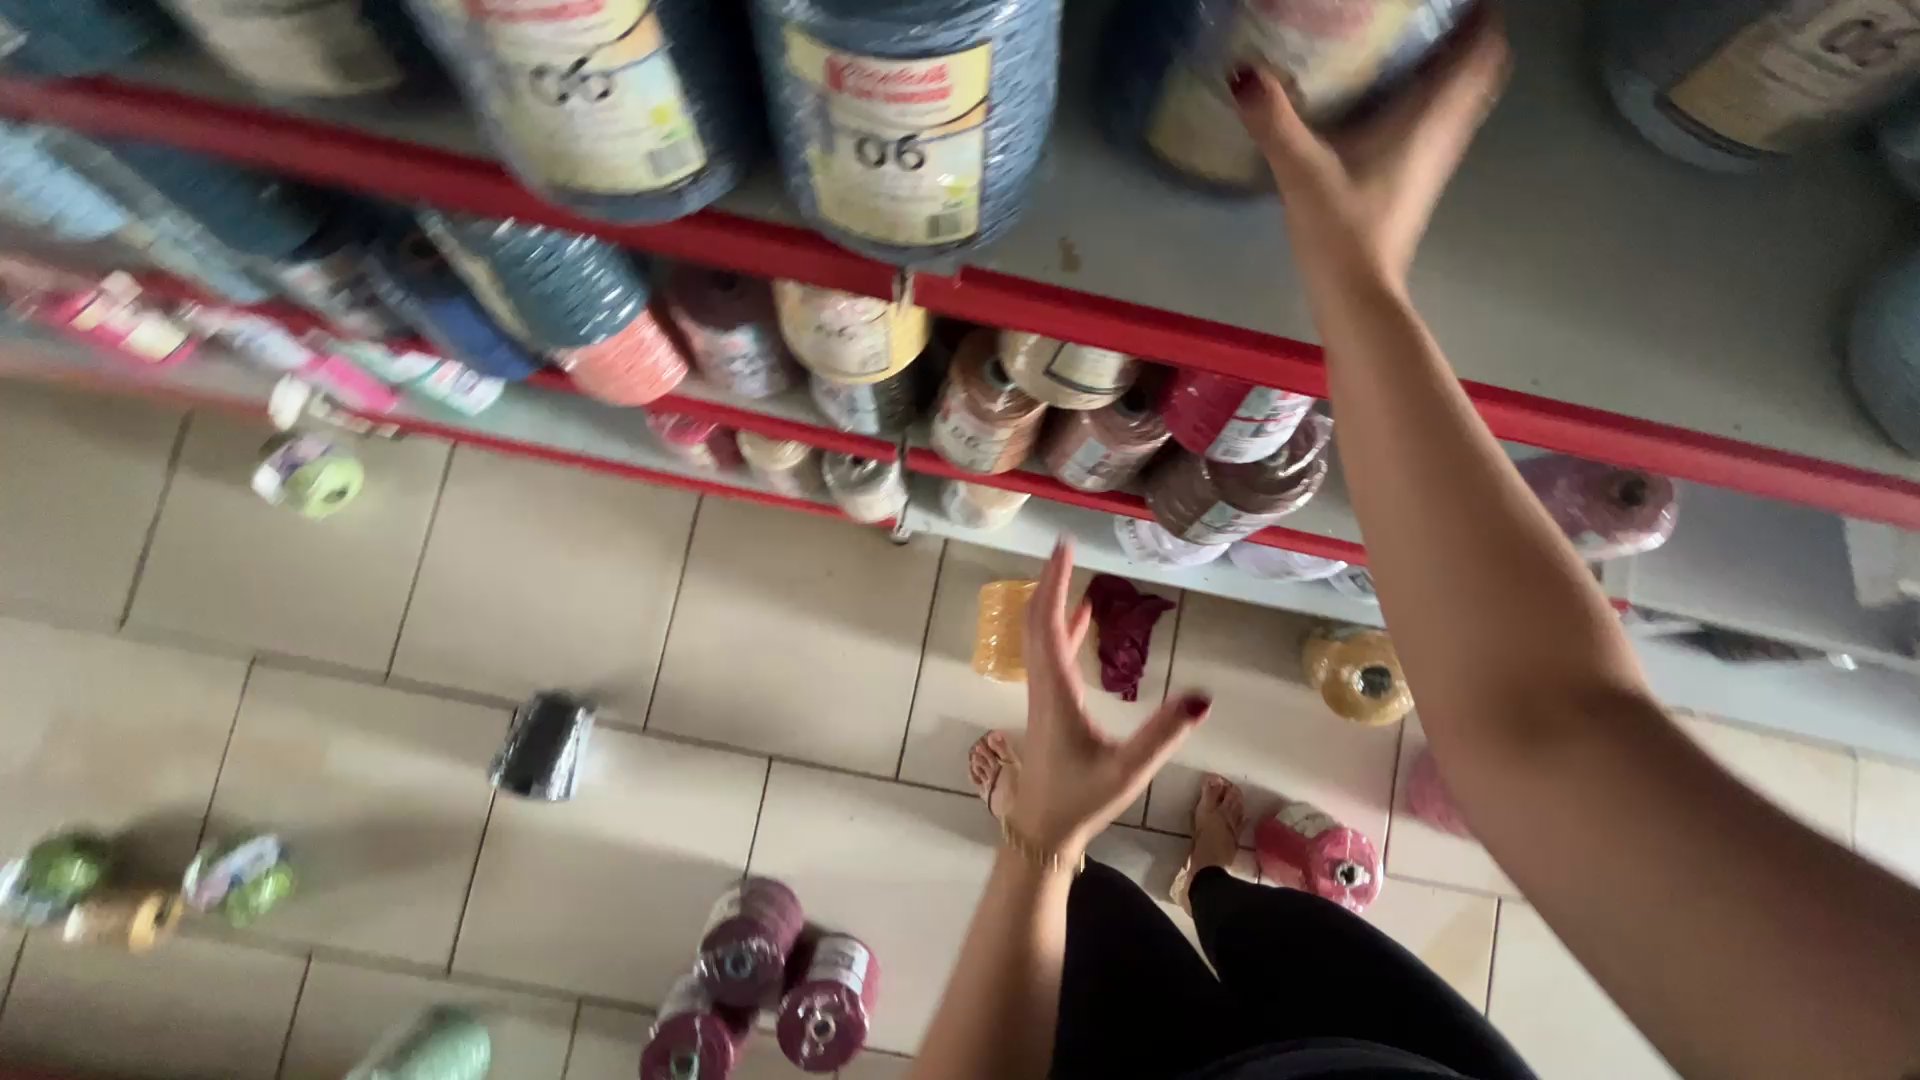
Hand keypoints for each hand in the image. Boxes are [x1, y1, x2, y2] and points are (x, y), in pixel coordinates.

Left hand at [1005, 540, 1211, 860]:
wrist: (1042, 828)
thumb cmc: (1081, 798)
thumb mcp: (1129, 769)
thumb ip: (1165, 733)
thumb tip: (1203, 696)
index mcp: (1057, 691)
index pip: (1049, 624)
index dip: (1054, 582)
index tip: (1062, 548)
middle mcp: (1043, 683)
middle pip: (1037, 620)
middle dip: (1050, 580)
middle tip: (1065, 546)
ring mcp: (1042, 692)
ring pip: (1039, 634)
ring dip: (1051, 600)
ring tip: (1068, 570)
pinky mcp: (1048, 703)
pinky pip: (1050, 652)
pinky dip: (1061, 626)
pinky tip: (1080, 618)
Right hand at [1228, 11, 1511, 281]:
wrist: (1357, 295)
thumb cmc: (1341, 231)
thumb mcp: (1302, 172)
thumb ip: (1274, 122)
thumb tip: (1242, 75)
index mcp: (1429, 119)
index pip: (1481, 50)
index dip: (1478, 17)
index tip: (1454, 2)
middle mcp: (1443, 136)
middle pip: (1482, 73)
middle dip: (1468, 42)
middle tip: (1433, 26)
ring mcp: (1433, 166)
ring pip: (1463, 105)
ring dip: (1452, 76)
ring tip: (1415, 56)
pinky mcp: (1416, 190)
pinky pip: (1440, 131)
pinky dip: (1431, 110)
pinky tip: (1392, 113)